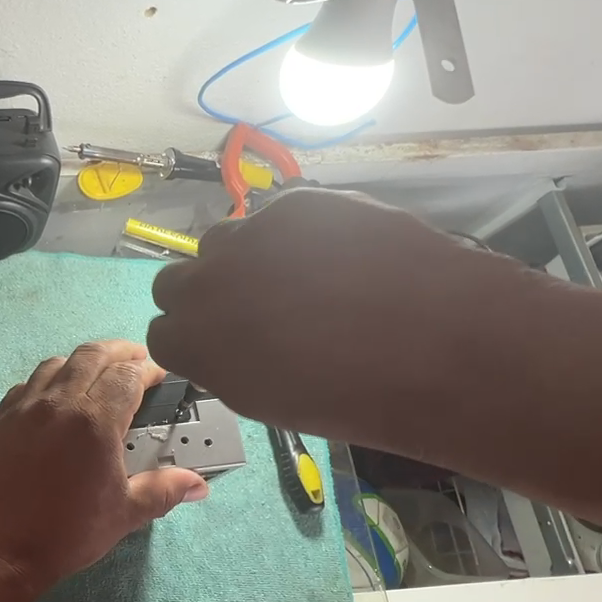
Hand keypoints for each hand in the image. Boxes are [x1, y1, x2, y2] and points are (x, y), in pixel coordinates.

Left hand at [0, 340, 209, 594]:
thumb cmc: (66, 533)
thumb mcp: (124, 514)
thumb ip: (163, 490)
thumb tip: (198, 485)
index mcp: (94, 421)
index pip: (128, 375)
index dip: (149, 370)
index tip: (161, 376)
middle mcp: (59, 403)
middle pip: (92, 355)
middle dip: (119, 352)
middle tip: (136, 360)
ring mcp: (26, 407)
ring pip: (57, 363)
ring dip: (82, 362)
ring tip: (98, 376)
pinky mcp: (2, 418)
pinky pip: (29, 384)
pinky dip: (48, 381)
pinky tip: (56, 399)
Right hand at [147, 189, 543, 441]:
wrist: (440, 347)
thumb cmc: (351, 396)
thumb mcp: (265, 399)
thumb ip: (222, 362)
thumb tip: (222, 341)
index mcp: (190, 340)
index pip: (161, 330)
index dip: (192, 336)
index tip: (222, 343)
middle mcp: (203, 283)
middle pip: (176, 280)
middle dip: (205, 294)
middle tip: (253, 309)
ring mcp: (249, 236)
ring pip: (224, 240)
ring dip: (246, 258)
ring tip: (302, 279)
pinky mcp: (299, 203)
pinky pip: (281, 216)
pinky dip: (300, 234)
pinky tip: (341, 257)